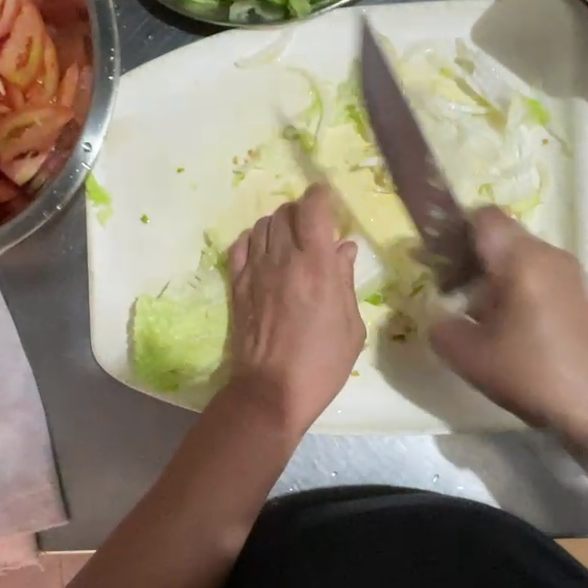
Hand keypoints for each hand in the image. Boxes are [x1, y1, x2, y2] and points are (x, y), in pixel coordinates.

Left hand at [224, 184, 364, 436]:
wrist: (272, 390)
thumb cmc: (322, 364)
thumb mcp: (351, 326)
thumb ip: (345, 281)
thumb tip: (343, 249)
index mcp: (317, 265)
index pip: (313, 208)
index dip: (322, 197)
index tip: (330, 202)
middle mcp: (283, 259)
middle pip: (286, 211)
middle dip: (302, 213)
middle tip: (314, 230)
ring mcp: (255, 271)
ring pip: (262, 225)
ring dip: (279, 226)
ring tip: (291, 242)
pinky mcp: (237, 285)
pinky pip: (241, 245)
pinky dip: (254, 240)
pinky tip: (265, 253)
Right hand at [429, 208, 587, 470]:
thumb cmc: (531, 373)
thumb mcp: (468, 356)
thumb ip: (440, 327)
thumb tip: (436, 315)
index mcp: (521, 259)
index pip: (483, 217)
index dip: (453, 231)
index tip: (435, 260)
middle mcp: (549, 255)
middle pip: (501, 237)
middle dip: (469, 259)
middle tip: (446, 290)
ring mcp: (569, 275)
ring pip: (519, 259)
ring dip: (491, 278)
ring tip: (473, 315)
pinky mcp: (579, 296)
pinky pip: (537, 277)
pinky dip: (514, 291)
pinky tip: (503, 328)